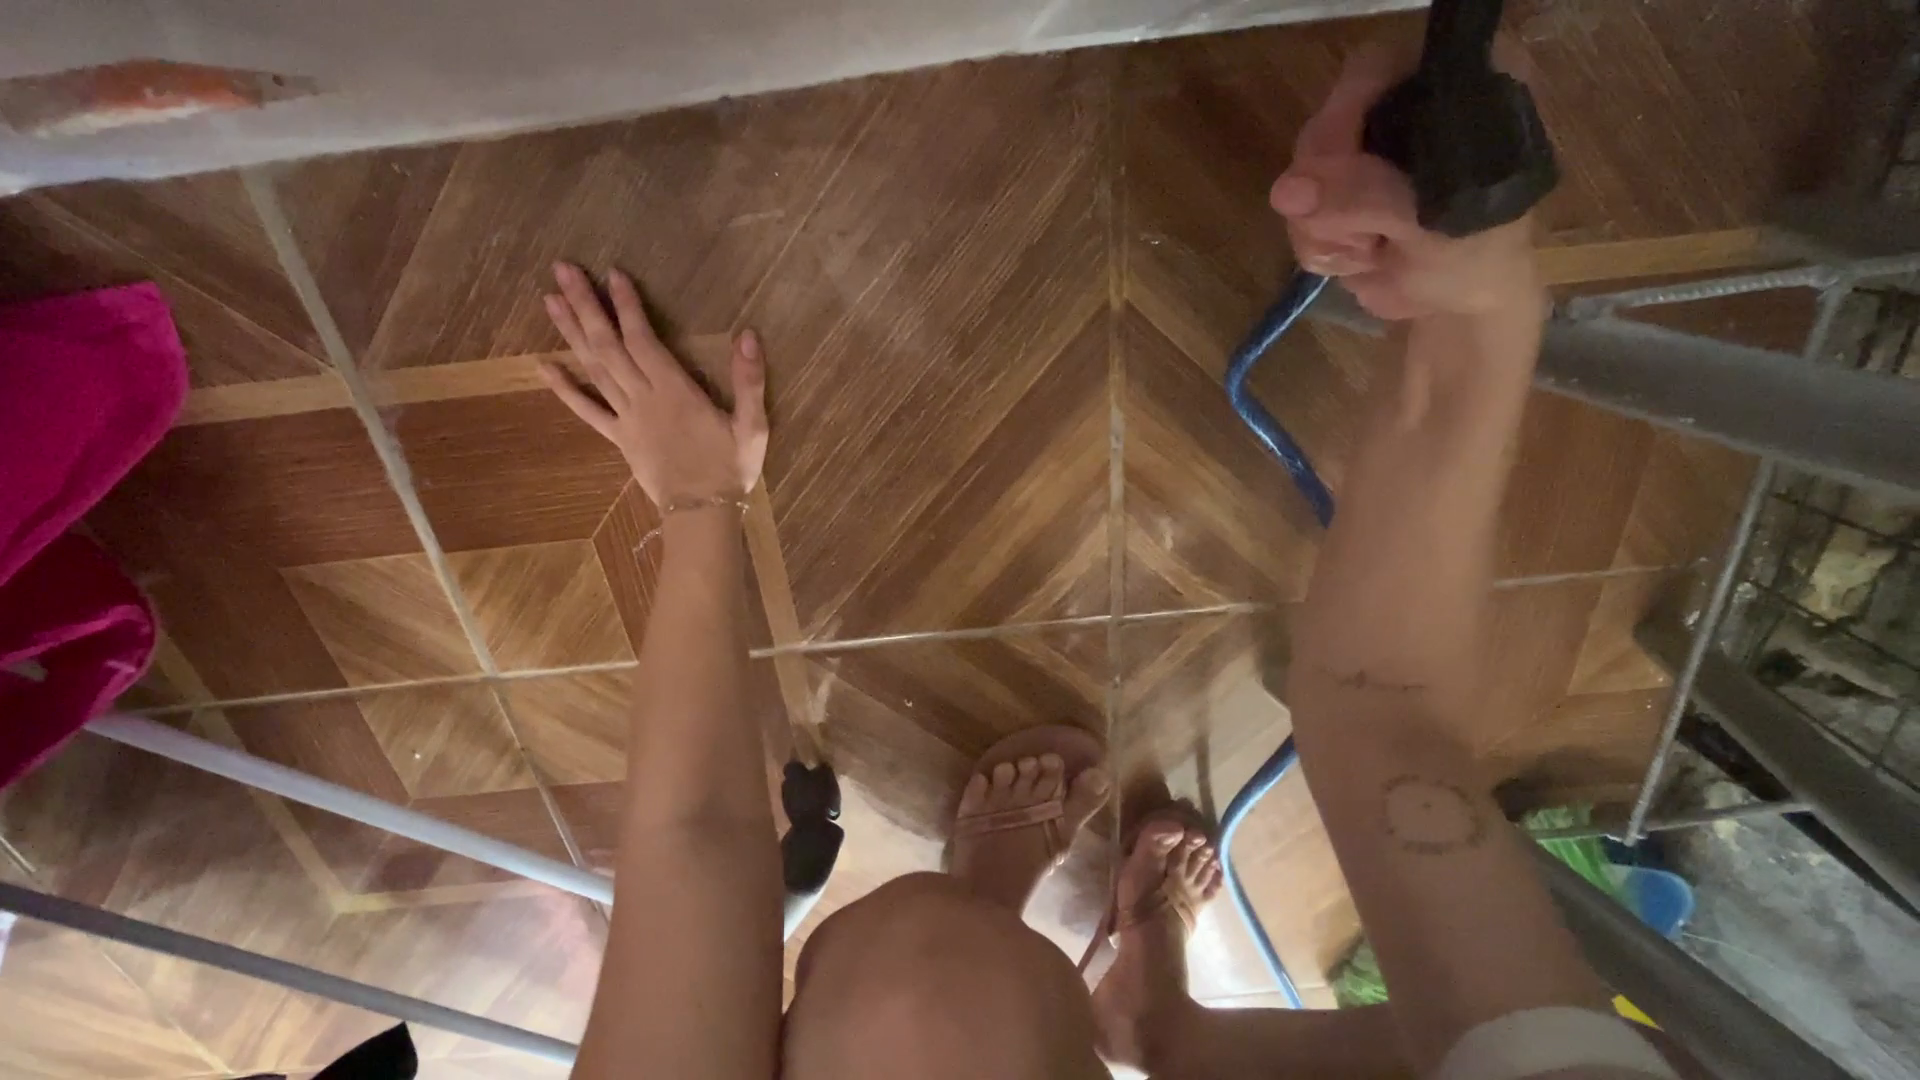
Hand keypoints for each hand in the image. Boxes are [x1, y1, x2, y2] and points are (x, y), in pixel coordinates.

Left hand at [538, 262, 768, 504]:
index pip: (643, 339)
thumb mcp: (752, 425)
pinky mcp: (620, 439)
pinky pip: (587, 411)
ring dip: (571, 334)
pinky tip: (543, 366)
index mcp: (675, 391)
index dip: (626, 305)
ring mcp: (626, 418)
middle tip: (562, 270)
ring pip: (594, 369)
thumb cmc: (731, 467)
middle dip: (586, 306)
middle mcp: (643, 398)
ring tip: (550, 299)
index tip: (613, 273)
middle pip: (608, 346)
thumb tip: (748, 335)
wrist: (703, 512)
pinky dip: (564, 389)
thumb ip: (750, 380)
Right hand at [1269, 44, 1542, 320]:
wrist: (1456, 310)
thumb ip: (1364, 198)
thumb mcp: (1429, 224)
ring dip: (1323, 228)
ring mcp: (1362, 158)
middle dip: (1328, 190)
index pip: (1373, 74)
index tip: (1335, 170)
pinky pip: (1297, 212)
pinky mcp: (1337, 197)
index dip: (1344, 117)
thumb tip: (1288, 191)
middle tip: (1361, 232)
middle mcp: (1401, 114)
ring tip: (1370, 251)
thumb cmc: (1473, 259)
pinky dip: (1318, 245)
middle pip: (1324, 128)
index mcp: (1448, 95)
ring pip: (1302, 177)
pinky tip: (1356, 257)